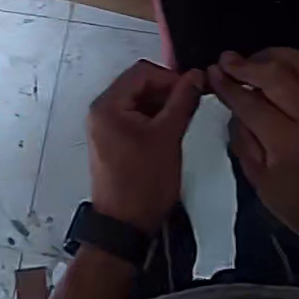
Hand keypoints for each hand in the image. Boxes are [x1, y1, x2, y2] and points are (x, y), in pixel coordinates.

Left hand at [87, 60, 203, 233]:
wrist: (126, 227)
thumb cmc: (144, 181)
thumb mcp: (169, 135)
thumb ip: (183, 100)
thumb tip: (197, 75)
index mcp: (108, 106)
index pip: (143, 72)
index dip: (171, 78)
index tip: (193, 92)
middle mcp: (102, 111)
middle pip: (140, 83)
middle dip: (168, 91)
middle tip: (190, 105)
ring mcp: (106, 126)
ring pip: (141, 100)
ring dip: (164, 105)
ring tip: (182, 120)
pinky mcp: (114, 140)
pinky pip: (137, 116)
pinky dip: (156, 118)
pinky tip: (171, 132)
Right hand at [208, 48, 298, 246]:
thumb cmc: (291, 198)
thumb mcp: (256, 178)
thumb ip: (243, 138)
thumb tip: (233, 103)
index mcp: (287, 143)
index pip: (253, 104)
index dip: (229, 86)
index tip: (212, 72)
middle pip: (280, 76)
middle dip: (249, 65)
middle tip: (227, 60)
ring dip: (274, 56)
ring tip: (252, 60)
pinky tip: (283, 63)